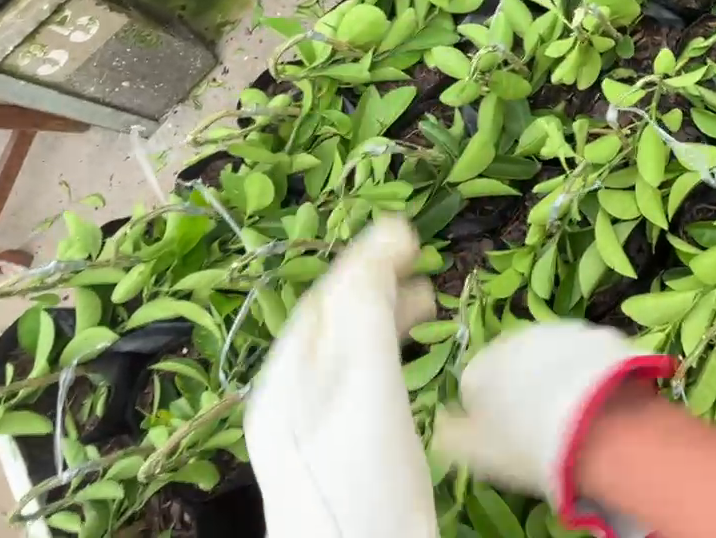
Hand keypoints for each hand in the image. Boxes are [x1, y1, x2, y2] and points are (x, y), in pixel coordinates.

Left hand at [245, 219, 438, 537]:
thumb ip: (370, 308)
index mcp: (287, 377)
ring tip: (428, 300)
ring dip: (385, 313)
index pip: (327, 294)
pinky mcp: (340, 452)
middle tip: (425, 262)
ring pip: (348, 348)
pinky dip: (388, 353)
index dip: (366, 257)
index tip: (411, 232)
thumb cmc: (367, 483)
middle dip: (378, 282)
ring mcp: (312, 429)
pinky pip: (359, 380)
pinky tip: (414, 357)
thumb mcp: (368, 384)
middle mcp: (290, 398)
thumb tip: (387, 232)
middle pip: (334, 318)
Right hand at [431, 321, 674, 537]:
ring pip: (547, 355)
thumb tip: (442, 424)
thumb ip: (451, 436)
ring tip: (563, 412)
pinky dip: (580, 369)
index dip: (485, 411)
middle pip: (510, 364)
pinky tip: (588, 397)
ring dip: (550, 374)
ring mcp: (556, 331)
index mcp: (481, 367)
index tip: (499, 433)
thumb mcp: (478, 452)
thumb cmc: (527, 443)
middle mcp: (515, 339)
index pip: (473, 384)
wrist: (594, 421)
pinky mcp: (591, 334)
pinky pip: (579, 353)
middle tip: (532, 423)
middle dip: (518, 387)